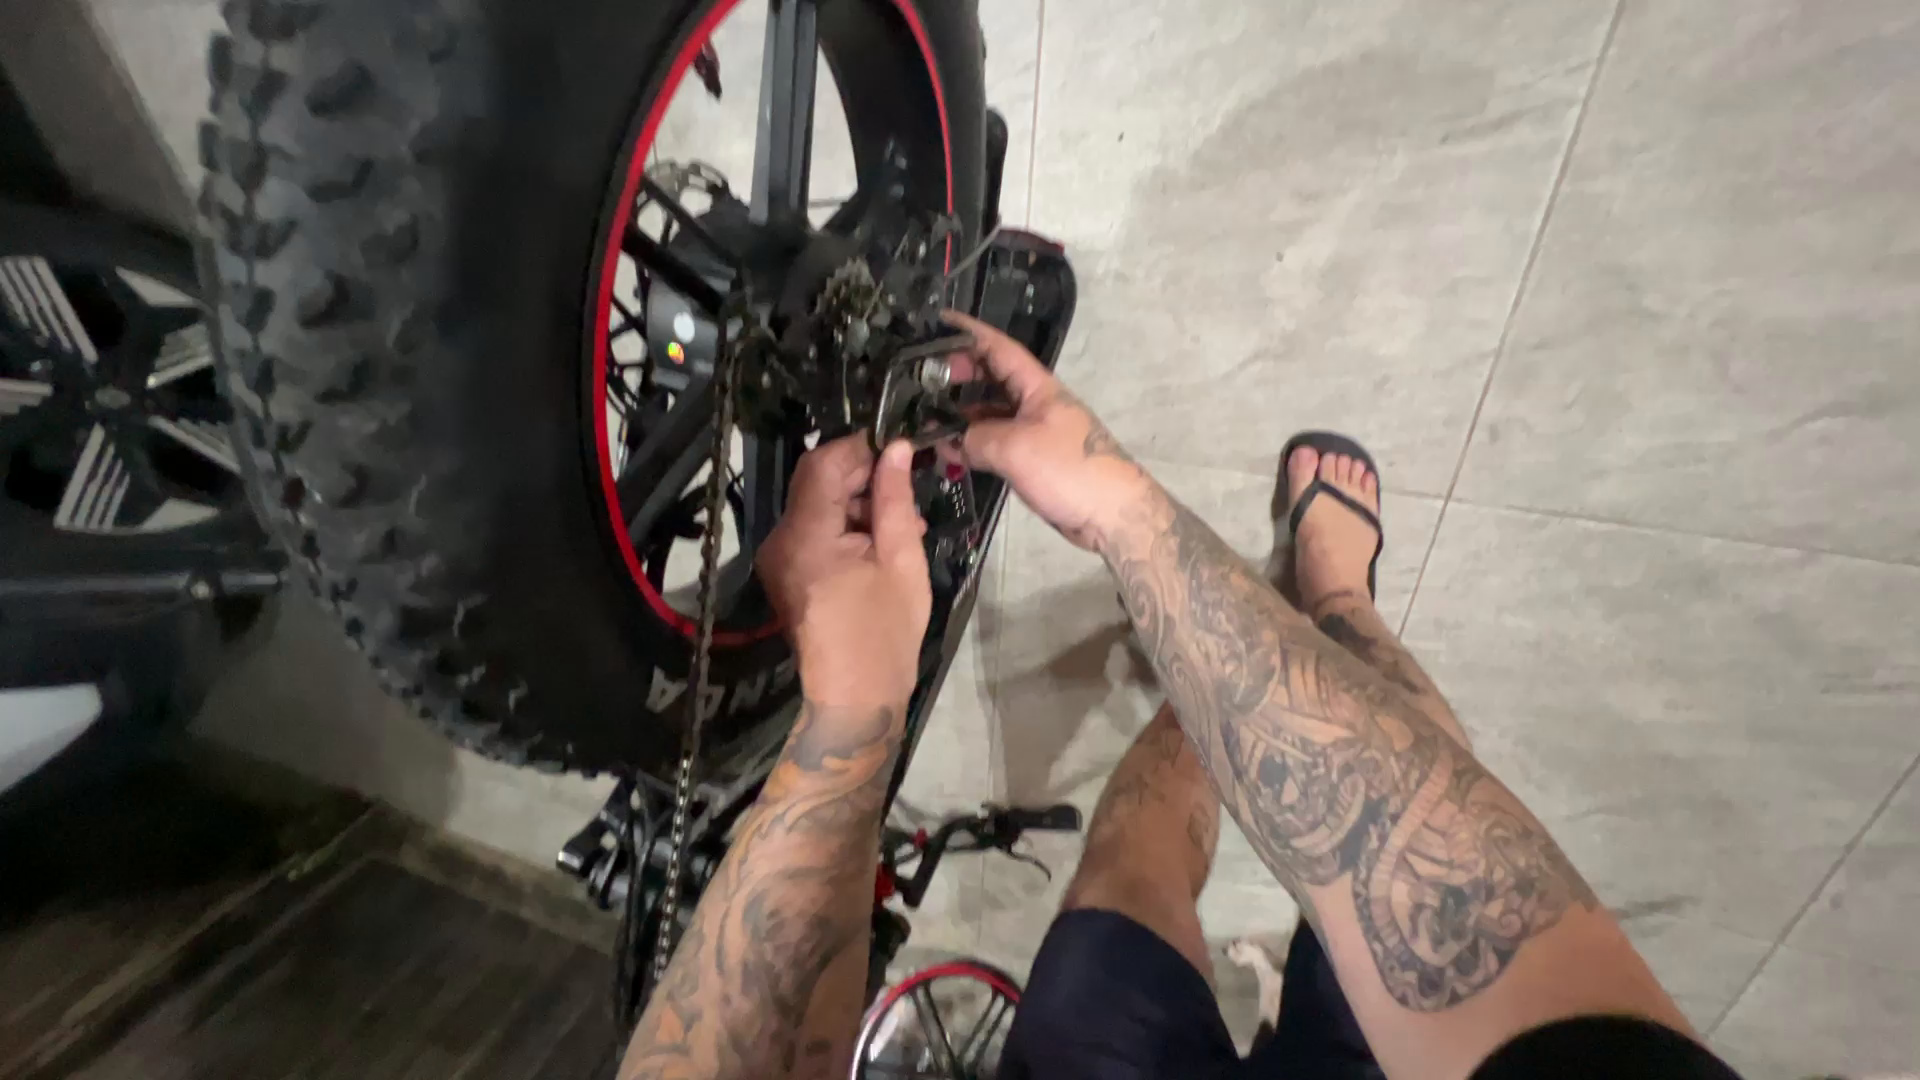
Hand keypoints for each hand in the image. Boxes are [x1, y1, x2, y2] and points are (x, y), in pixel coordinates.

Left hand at [757, 435, 931, 708]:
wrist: (855, 694)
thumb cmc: (885, 630)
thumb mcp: (901, 559)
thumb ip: (894, 499)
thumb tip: (897, 448)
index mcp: (806, 536)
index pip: (823, 463)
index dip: (860, 447)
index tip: (898, 446)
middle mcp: (779, 539)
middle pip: (816, 481)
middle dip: (861, 475)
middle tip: (906, 485)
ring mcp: (778, 556)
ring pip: (816, 504)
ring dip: (856, 502)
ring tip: (902, 521)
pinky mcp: (785, 570)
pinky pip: (813, 529)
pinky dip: (844, 525)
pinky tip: (878, 540)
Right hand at [944, 312, 1147, 550]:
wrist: (1111, 514)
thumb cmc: (1071, 470)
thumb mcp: (1016, 448)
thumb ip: (977, 438)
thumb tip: (951, 441)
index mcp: (1037, 388)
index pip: (998, 348)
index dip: (968, 332)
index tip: (937, 322)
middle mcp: (1034, 404)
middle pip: (990, 380)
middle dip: (957, 376)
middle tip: (922, 382)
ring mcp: (1033, 433)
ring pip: (989, 415)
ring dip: (959, 417)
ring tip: (925, 422)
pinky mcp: (1031, 460)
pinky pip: (994, 444)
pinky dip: (971, 446)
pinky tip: (949, 453)